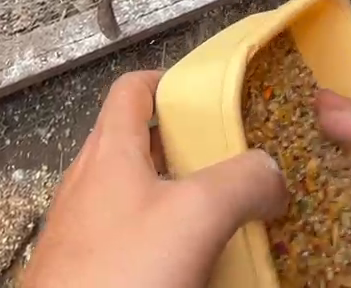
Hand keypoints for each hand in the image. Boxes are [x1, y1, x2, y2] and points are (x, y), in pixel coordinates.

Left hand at [24, 70, 286, 287]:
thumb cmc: (123, 272)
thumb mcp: (197, 215)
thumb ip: (242, 181)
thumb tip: (271, 173)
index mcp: (109, 149)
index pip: (134, 87)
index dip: (170, 82)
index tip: (207, 98)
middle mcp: (88, 181)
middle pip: (138, 142)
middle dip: (185, 148)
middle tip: (228, 162)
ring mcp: (79, 231)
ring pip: (134, 195)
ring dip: (175, 199)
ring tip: (217, 218)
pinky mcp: (80, 273)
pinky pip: (125, 239)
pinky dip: (158, 240)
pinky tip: (188, 266)